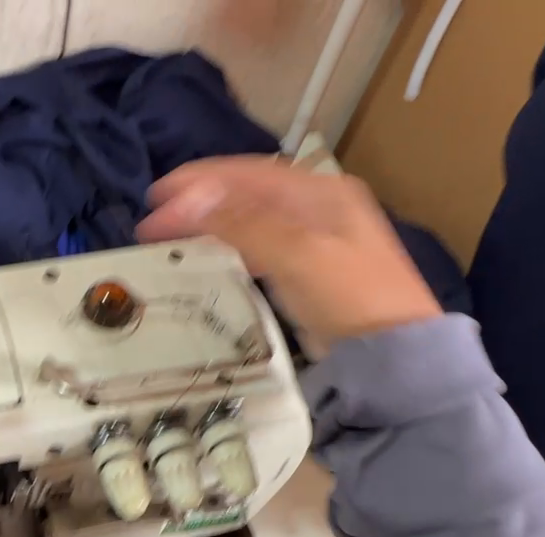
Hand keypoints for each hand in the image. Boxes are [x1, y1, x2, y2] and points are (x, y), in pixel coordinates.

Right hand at [137, 156, 441, 357]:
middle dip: (200, 200)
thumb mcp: (296, 254)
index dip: (198, 182)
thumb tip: (186, 202)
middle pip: (247, 193)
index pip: (248, 174)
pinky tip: (210, 255)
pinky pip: (257, 246)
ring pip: (250, 219)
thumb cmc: (348, 297)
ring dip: (210, 222)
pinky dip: (227, 245)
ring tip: (174, 234)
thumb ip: (242, 225)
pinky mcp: (306, 272)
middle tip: (155, 218)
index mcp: (320, 193)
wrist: (389, 353)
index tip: (155, 197)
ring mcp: (313, 240)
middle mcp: (317, 207)